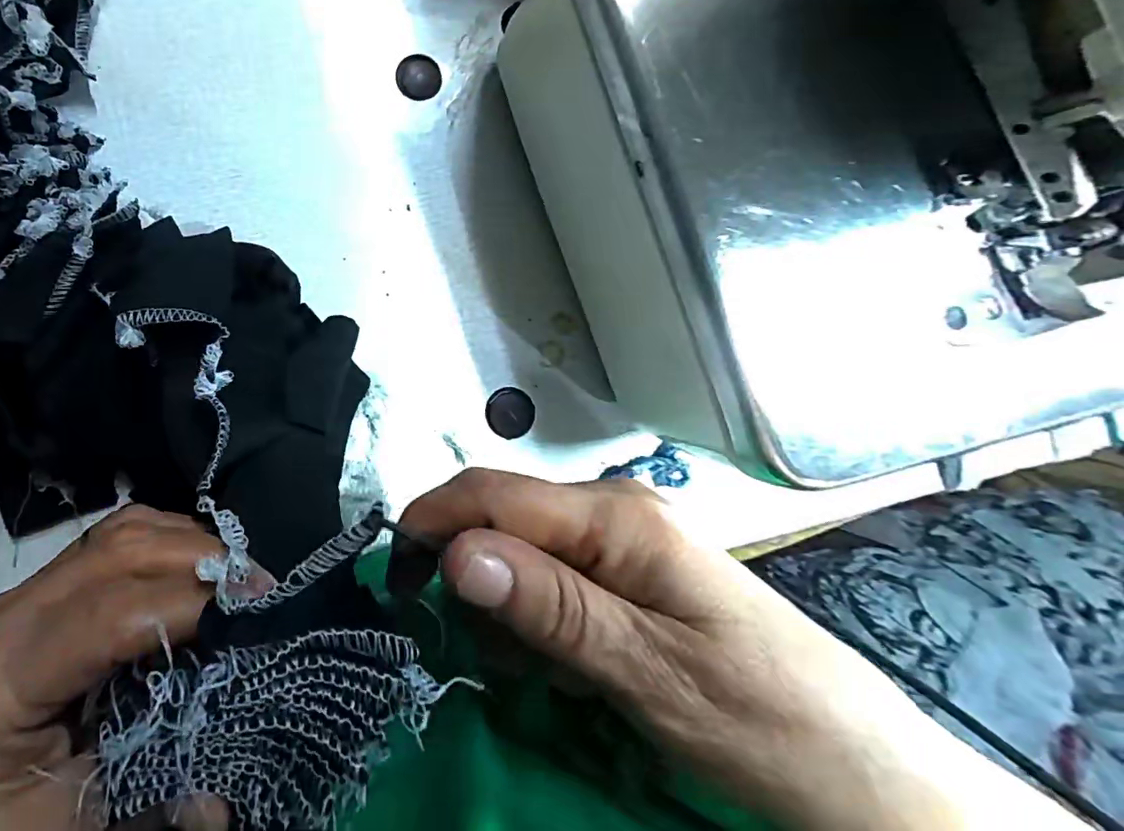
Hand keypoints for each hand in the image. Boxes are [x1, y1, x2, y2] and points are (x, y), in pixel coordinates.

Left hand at [0, 505, 238, 830]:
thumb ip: (144, 805)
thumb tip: (224, 794)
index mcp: (2, 677)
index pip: (103, 616)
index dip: (182, 604)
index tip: (253, 609)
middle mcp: (12, 613)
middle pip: (110, 555)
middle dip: (192, 556)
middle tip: (260, 583)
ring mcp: (27, 593)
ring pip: (111, 533)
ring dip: (179, 539)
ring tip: (236, 571)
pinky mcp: (44, 590)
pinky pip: (106, 541)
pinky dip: (159, 539)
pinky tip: (193, 563)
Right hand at [392, 468, 1082, 830]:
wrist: (880, 785)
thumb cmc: (773, 728)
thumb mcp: (654, 677)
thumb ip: (554, 608)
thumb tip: (456, 553)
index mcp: (616, 517)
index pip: (489, 493)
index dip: (430, 525)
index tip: (397, 583)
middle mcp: (609, 510)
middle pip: (495, 517)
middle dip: (467, 575)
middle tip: (475, 648)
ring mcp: (618, 541)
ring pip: (513, 550)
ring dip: (500, 607)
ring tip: (531, 671)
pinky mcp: (625, 573)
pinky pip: (545, 577)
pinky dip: (530, 618)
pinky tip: (560, 664)